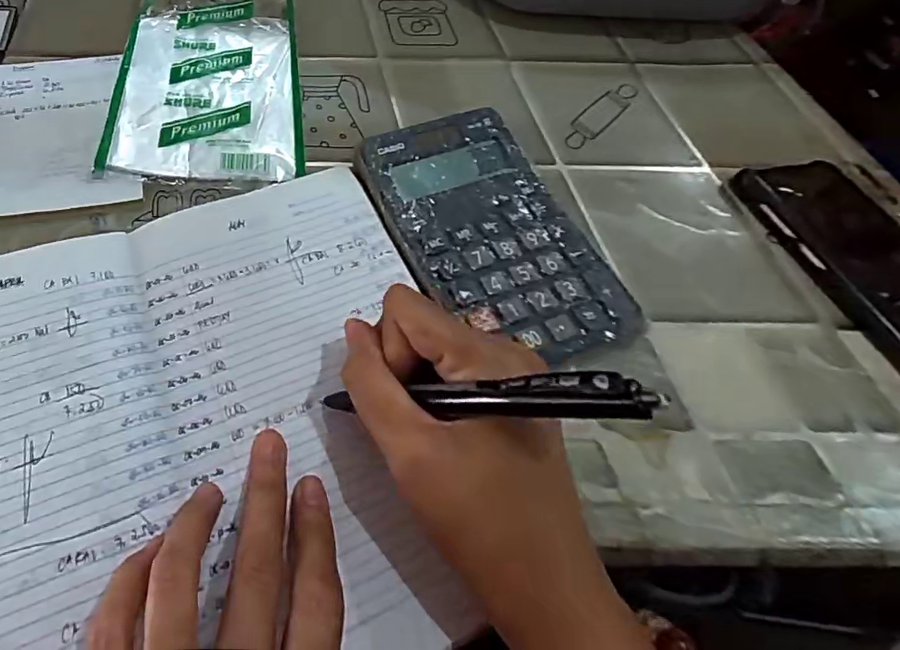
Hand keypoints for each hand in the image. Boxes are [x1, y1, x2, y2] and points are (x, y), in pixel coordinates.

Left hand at [86, 429, 342, 648]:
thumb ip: (296, 643)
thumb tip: (303, 590)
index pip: (316, 611)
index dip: (316, 542)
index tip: (310, 488)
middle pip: (257, 580)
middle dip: (264, 503)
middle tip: (267, 446)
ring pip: (180, 584)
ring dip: (195, 525)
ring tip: (209, 488)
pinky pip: (116, 623)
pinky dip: (131, 579)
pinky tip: (149, 550)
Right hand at [340, 284, 646, 649]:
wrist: (547, 591)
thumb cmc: (477, 523)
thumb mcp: (408, 452)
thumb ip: (370, 383)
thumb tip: (352, 330)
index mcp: (489, 356)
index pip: (404, 307)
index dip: (386, 352)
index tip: (403, 408)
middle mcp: (507, 350)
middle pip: (418, 324)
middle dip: (401, 370)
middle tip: (416, 432)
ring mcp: (515, 372)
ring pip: (431, 348)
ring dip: (415, 387)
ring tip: (432, 441)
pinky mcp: (514, 394)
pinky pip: (452, 369)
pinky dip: (434, 397)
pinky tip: (447, 440)